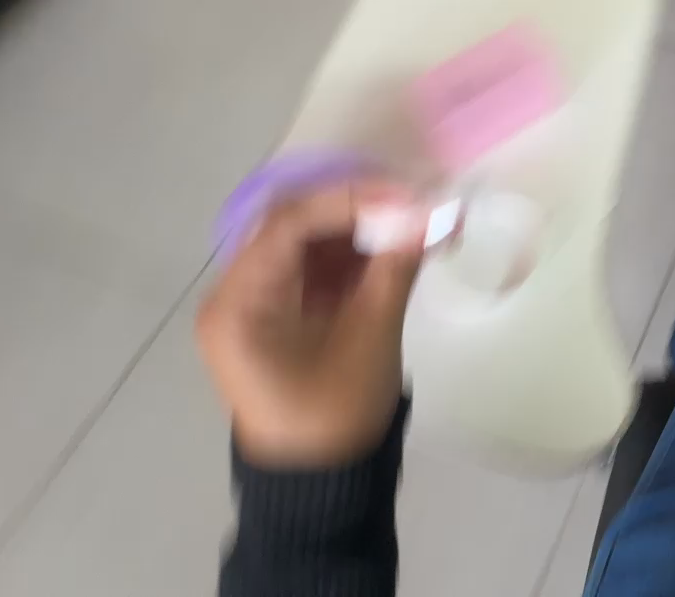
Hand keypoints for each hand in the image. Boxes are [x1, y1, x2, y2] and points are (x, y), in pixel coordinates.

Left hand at [196, 182, 424, 467]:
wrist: (321, 474)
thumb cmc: (336, 411)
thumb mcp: (371, 336)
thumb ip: (395, 267)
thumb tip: (433, 214)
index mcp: (240, 303)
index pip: (290, 224)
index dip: (351, 200)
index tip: (410, 200)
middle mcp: (240, 290)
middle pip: (298, 221)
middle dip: (361, 205)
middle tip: (417, 204)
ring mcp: (264, 296)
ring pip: (316, 235)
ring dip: (369, 223)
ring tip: (422, 222)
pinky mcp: (291, 304)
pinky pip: (326, 258)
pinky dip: (366, 246)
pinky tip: (408, 243)